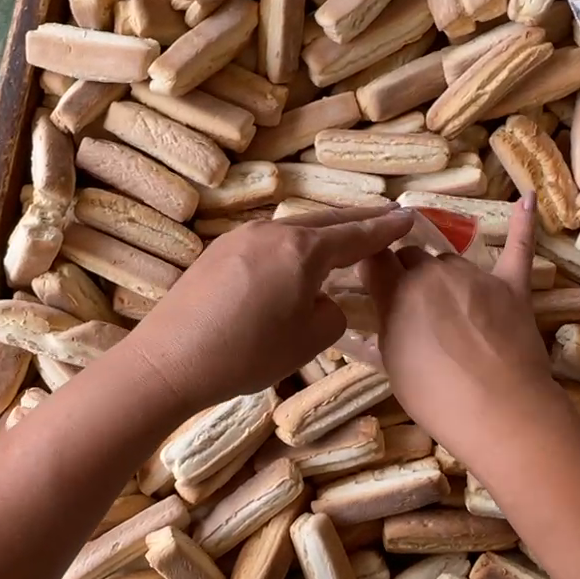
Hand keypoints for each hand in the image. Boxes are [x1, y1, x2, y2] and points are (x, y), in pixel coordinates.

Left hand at [116, 206, 415, 411]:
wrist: (170, 360)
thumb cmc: (246, 354)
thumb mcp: (307, 342)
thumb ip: (330, 313)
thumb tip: (320, 299)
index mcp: (303, 250)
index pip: (356, 235)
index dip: (386, 228)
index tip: (409, 218)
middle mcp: (273, 232)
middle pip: (326, 221)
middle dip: (358, 221)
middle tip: (385, 218)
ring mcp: (240, 237)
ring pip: (294, 227)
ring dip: (323, 231)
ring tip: (342, 237)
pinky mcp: (217, 251)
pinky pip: (269, 240)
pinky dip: (293, 244)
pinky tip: (293, 258)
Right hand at [359, 196, 567, 455]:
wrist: (497, 410)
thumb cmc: (433, 395)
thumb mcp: (391, 358)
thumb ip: (386, 318)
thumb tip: (386, 298)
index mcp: (397, 290)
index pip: (377, 258)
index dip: (374, 267)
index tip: (372, 278)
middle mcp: (433, 272)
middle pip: (414, 258)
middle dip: (409, 276)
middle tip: (413, 311)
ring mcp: (475, 277)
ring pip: (451, 261)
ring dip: (445, 276)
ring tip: (450, 309)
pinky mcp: (512, 287)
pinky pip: (518, 249)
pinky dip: (522, 224)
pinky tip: (527, 199)